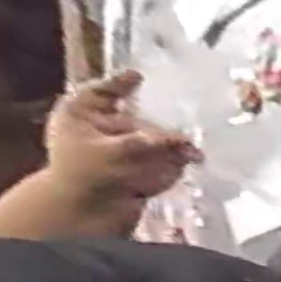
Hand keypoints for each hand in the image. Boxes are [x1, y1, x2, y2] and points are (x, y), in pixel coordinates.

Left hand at [43, 70, 199, 214]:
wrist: (94, 205)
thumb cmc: (92, 173)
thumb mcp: (117, 152)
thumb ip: (151, 144)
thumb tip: (187, 141)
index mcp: (84, 115)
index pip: (103, 93)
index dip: (121, 84)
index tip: (139, 76)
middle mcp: (108, 129)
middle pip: (141, 120)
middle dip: (164, 128)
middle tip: (186, 137)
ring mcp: (131, 150)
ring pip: (161, 140)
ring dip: (179, 144)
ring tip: (196, 153)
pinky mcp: (151, 169)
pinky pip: (172, 158)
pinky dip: (184, 158)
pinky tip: (195, 159)